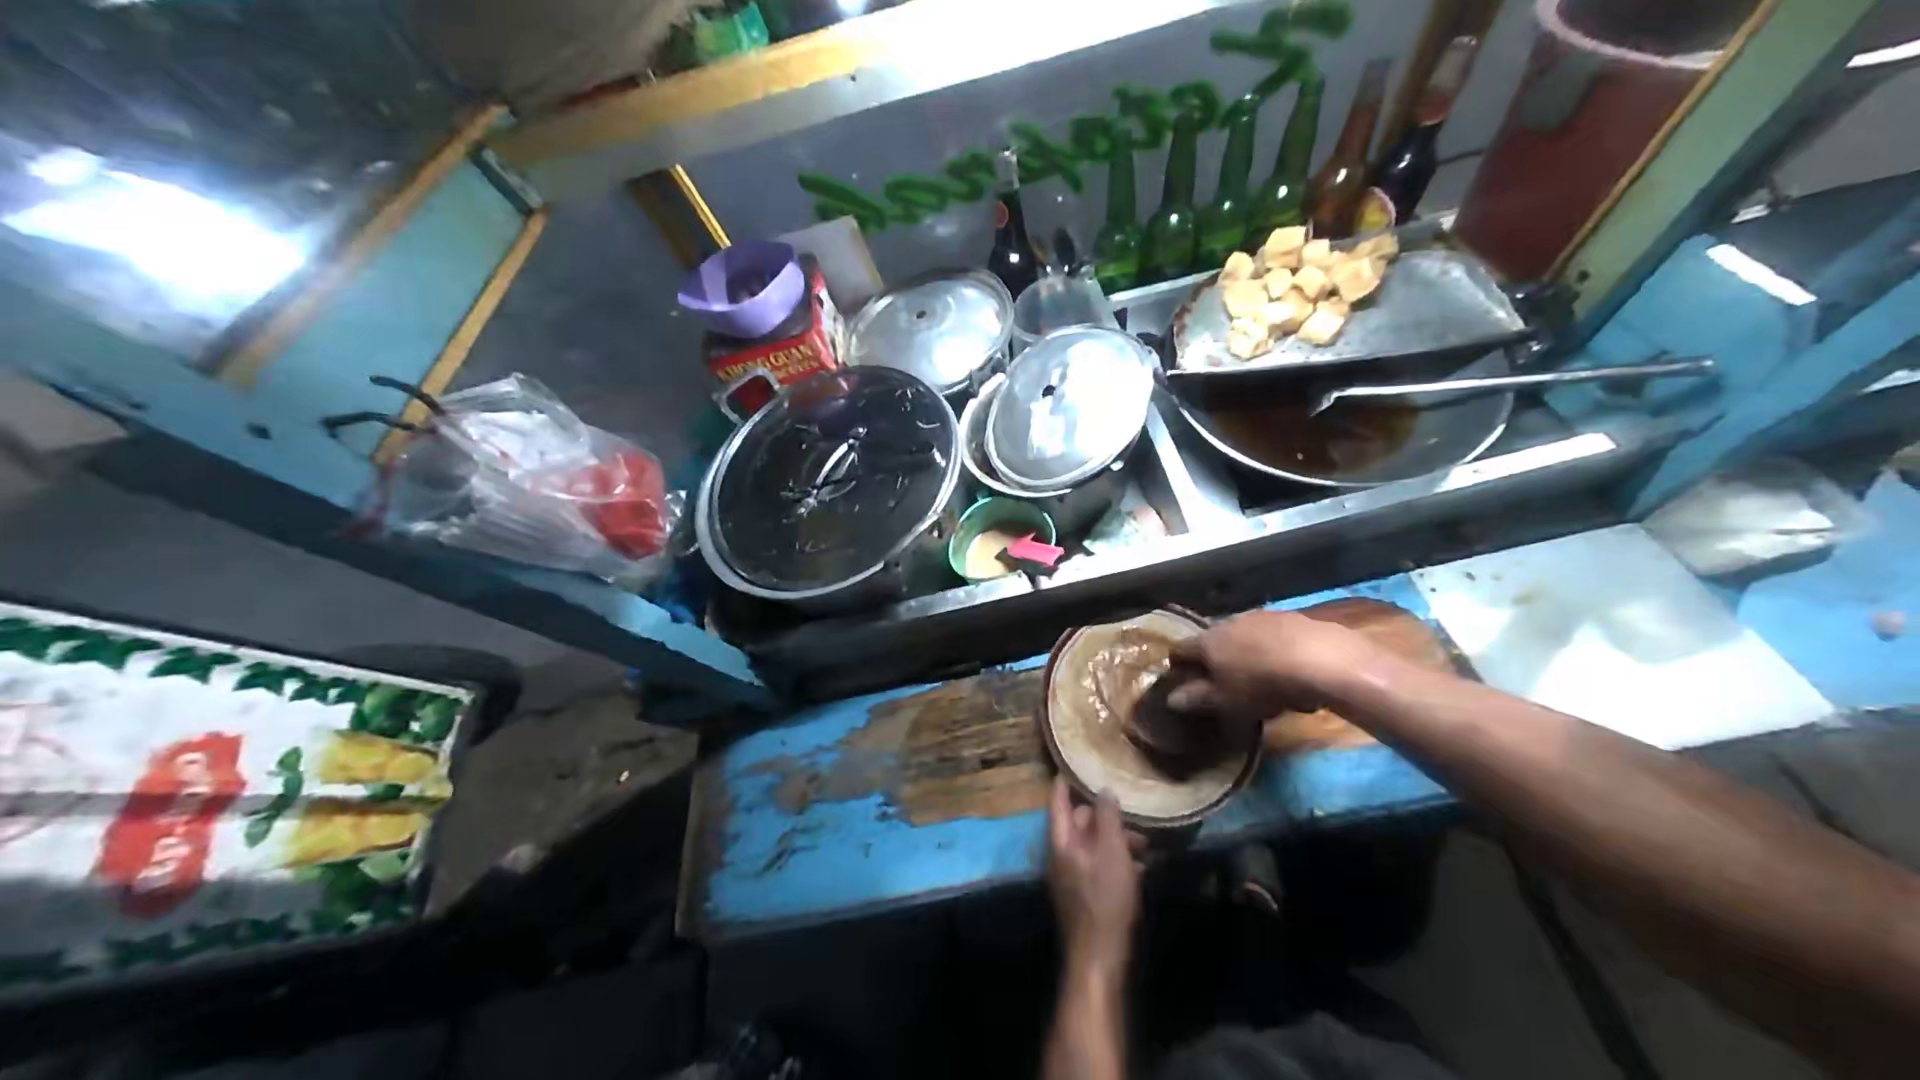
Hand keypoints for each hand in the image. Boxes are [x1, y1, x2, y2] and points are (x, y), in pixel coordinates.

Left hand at [1047, 778, 1140, 973]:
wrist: (1100, 956)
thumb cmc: (1106, 898)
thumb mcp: (1112, 852)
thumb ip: (1107, 818)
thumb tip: (1103, 790)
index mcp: (1060, 842)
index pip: (1057, 802)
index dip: (1064, 783)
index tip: (1072, 766)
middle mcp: (1060, 856)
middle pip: (1078, 824)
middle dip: (1105, 817)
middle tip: (1133, 818)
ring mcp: (1070, 877)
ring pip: (1091, 846)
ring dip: (1116, 841)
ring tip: (1146, 847)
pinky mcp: (1083, 895)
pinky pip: (1097, 866)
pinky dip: (1116, 861)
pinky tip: (1141, 869)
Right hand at [1166, 609, 1375, 720]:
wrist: (1322, 660)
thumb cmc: (1263, 684)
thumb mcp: (1227, 701)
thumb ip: (1199, 698)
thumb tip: (1171, 699)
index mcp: (1207, 641)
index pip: (1181, 649)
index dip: (1178, 664)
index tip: (1181, 679)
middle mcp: (1229, 621)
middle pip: (1214, 639)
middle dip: (1215, 658)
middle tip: (1225, 681)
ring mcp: (1261, 616)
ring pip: (1244, 635)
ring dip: (1246, 652)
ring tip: (1261, 677)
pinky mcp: (1291, 617)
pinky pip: (1272, 635)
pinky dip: (1273, 649)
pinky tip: (1289, 669)